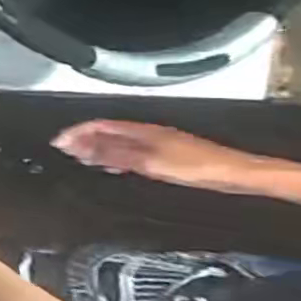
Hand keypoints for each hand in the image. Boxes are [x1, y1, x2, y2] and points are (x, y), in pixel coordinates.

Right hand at [51, 120, 269, 192]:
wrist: (241, 174)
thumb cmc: (197, 167)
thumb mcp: (147, 162)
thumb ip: (111, 154)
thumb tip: (77, 146)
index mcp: (141, 131)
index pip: (99, 125)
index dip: (77, 132)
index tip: (59, 143)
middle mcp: (149, 133)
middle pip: (108, 132)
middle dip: (84, 139)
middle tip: (67, 152)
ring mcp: (161, 143)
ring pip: (120, 141)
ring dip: (99, 148)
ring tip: (85, 160)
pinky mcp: (170, 154)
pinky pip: (133, 150)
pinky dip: (116, 156)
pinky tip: (117, 166)